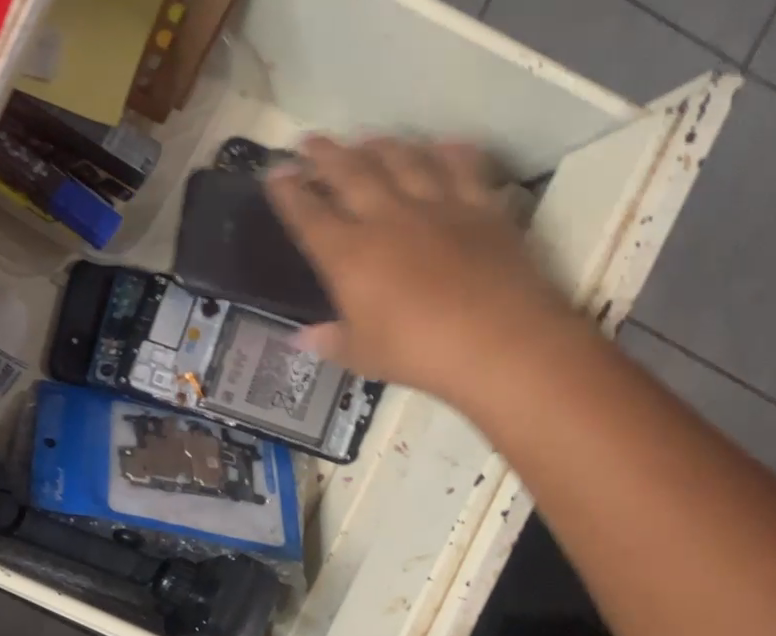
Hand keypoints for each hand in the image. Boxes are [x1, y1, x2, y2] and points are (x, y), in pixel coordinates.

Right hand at [264, 136, 587, 400]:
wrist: (500, 341)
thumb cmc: (416, 353)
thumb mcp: (360, 354)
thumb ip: (330, 339)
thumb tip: (303, 337)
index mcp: (347, 256)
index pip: (308, 215)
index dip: (288, 192)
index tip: (275, 173)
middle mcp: (387, 220)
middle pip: (351, 174)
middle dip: (326, 155)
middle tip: (310, 141)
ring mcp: (438, 208)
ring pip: (404, 160)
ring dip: (381, 146)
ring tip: (367, 140)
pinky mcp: (483, 208)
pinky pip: (463, 167)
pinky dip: (448, 152)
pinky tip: (438, 146)